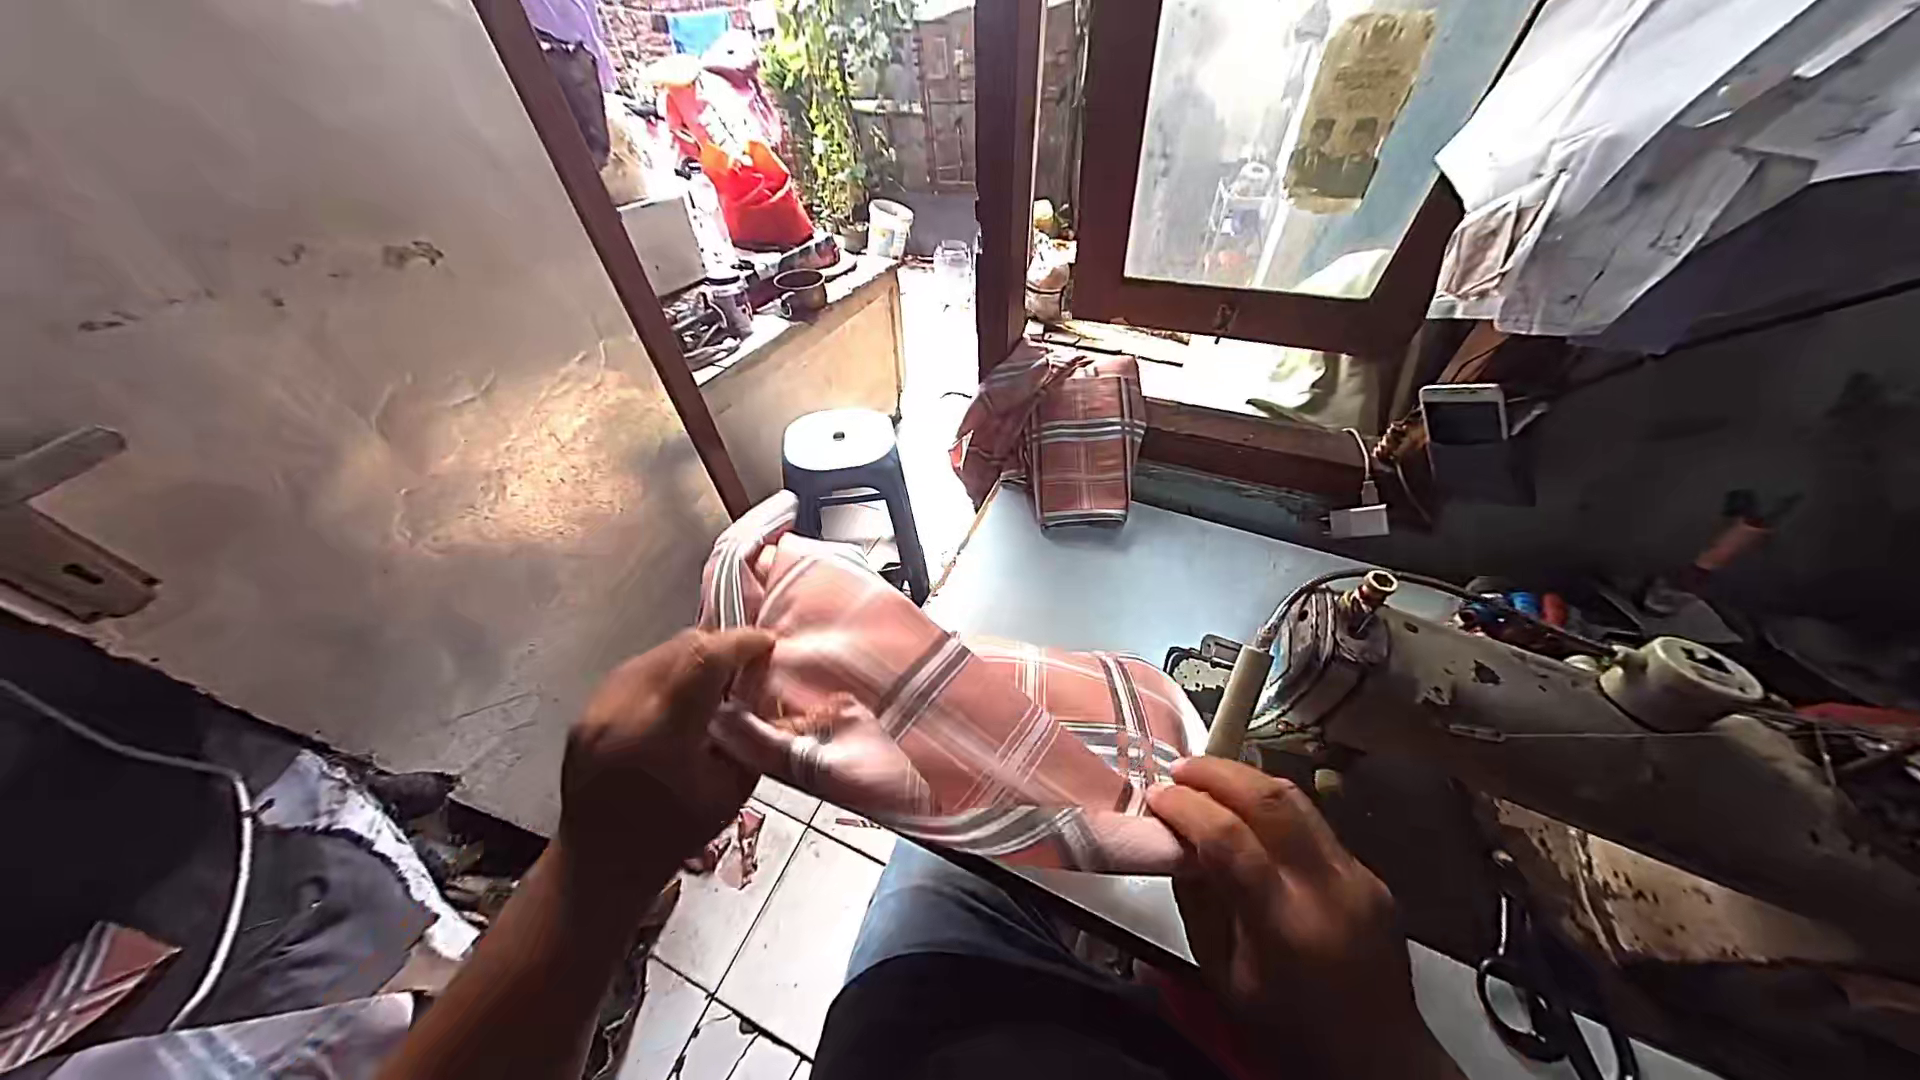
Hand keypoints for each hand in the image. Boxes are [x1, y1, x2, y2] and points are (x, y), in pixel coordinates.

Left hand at [560, 628, 775, 881]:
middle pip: (684, 645)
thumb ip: (751, 731)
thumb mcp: (733, 787)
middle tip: (747, 661)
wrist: (600, 865)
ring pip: (662, 650)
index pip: (705, 658)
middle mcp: (623, 709)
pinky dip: (671, 670)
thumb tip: (767, 686)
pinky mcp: (588, 706)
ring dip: (696, 655)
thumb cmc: (675, 833)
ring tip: (716, 680)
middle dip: (723, 645)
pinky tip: (683, 695)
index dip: (742, 641)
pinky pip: (640, 667)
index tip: (766, 644)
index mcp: (661, 734)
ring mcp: (599, 705)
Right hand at [1146, 757, 1459, 1078]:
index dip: (1187, 807)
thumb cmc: (1286, 1028)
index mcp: (1285, 927)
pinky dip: (1267, 804)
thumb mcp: (1221, 972)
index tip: (1157, 795)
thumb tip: (1176, 837)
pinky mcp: (1368, 872)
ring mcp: (1357, 878)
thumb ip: (1197, 897)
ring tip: (1205, 776)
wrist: (1379, 1060)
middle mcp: (1328, 892)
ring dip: (1241, 777)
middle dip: (1216, 773)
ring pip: (1294, 797)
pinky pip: (1310, 820)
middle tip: (1179, 769)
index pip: (1229, 840)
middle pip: (1270, 800)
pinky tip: (1243, 809)